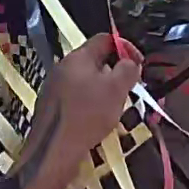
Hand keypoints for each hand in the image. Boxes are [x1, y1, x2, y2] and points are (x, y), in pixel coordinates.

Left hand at [4, 34, 139, 188]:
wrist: (54, 149)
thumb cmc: (88, 115)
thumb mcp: (116, 89)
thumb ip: (127, 70)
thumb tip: (130, 62)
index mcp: (77, 57)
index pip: (103, 39)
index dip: (125, 47)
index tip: (138, 64)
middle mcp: (62, 67)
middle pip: (94, 60)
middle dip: (114, 70)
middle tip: (128, 88)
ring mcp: (53, 86)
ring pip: (85, 79)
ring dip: (103, 88)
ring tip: (115, 105)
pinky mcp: (50, 105)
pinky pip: (75, 96)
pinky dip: (89, 102)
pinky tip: (96, 118)